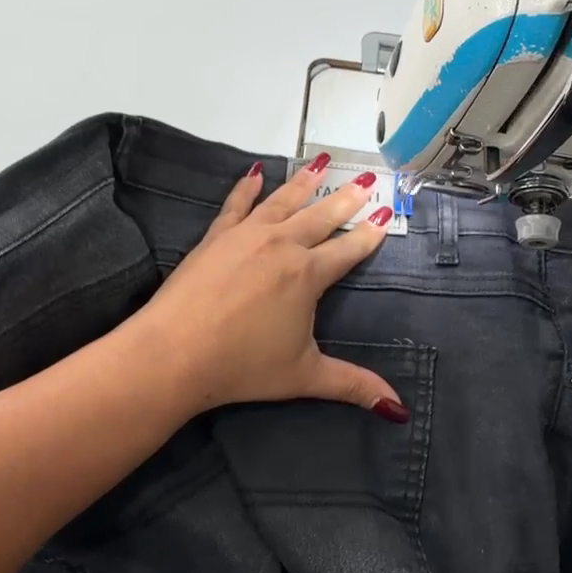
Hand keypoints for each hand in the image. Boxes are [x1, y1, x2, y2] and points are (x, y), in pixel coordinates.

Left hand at [122, 153, 405, 421]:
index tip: (384, 218)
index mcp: (308, 274)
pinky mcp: (215, 236)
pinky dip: (247, 187)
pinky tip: (255, 172)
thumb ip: (353, 385)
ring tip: (323, 163)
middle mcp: (281, 245)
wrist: (174, 351)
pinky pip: (236, 204)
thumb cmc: (242, 366)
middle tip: (366, 180)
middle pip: (321, 216)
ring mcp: (246, 235)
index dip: (369, 236)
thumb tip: (398, 409)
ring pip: (283, 202)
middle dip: (346, 199)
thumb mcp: (304, 376)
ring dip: (305, 182)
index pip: (348, 250)